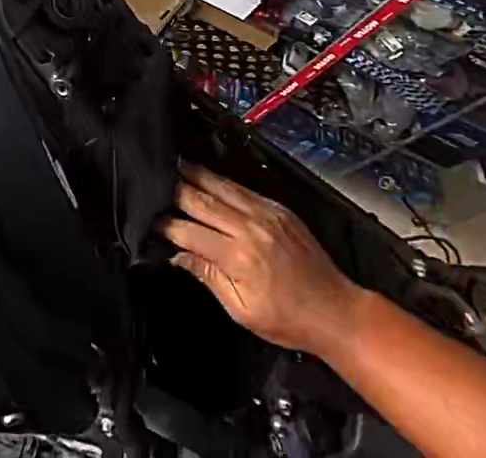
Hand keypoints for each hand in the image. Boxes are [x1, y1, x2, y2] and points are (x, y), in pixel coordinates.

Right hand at [159, 166, 367, 357]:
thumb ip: (207, 276)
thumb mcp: (241, 310)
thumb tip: (176, 255)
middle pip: (203, 201)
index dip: (166, 225)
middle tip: (154, 181)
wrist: (335, 310)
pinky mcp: (277, 208)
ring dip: (196, 175)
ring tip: (175, 165)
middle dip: (175, 190)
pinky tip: (208, 176)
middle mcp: (250, 228)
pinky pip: (242, 188)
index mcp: (239, 257)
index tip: (150, 220)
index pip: (190, 233)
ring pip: (222, 186)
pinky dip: (221, 180)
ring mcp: (266, 213)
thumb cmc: (289, 320)